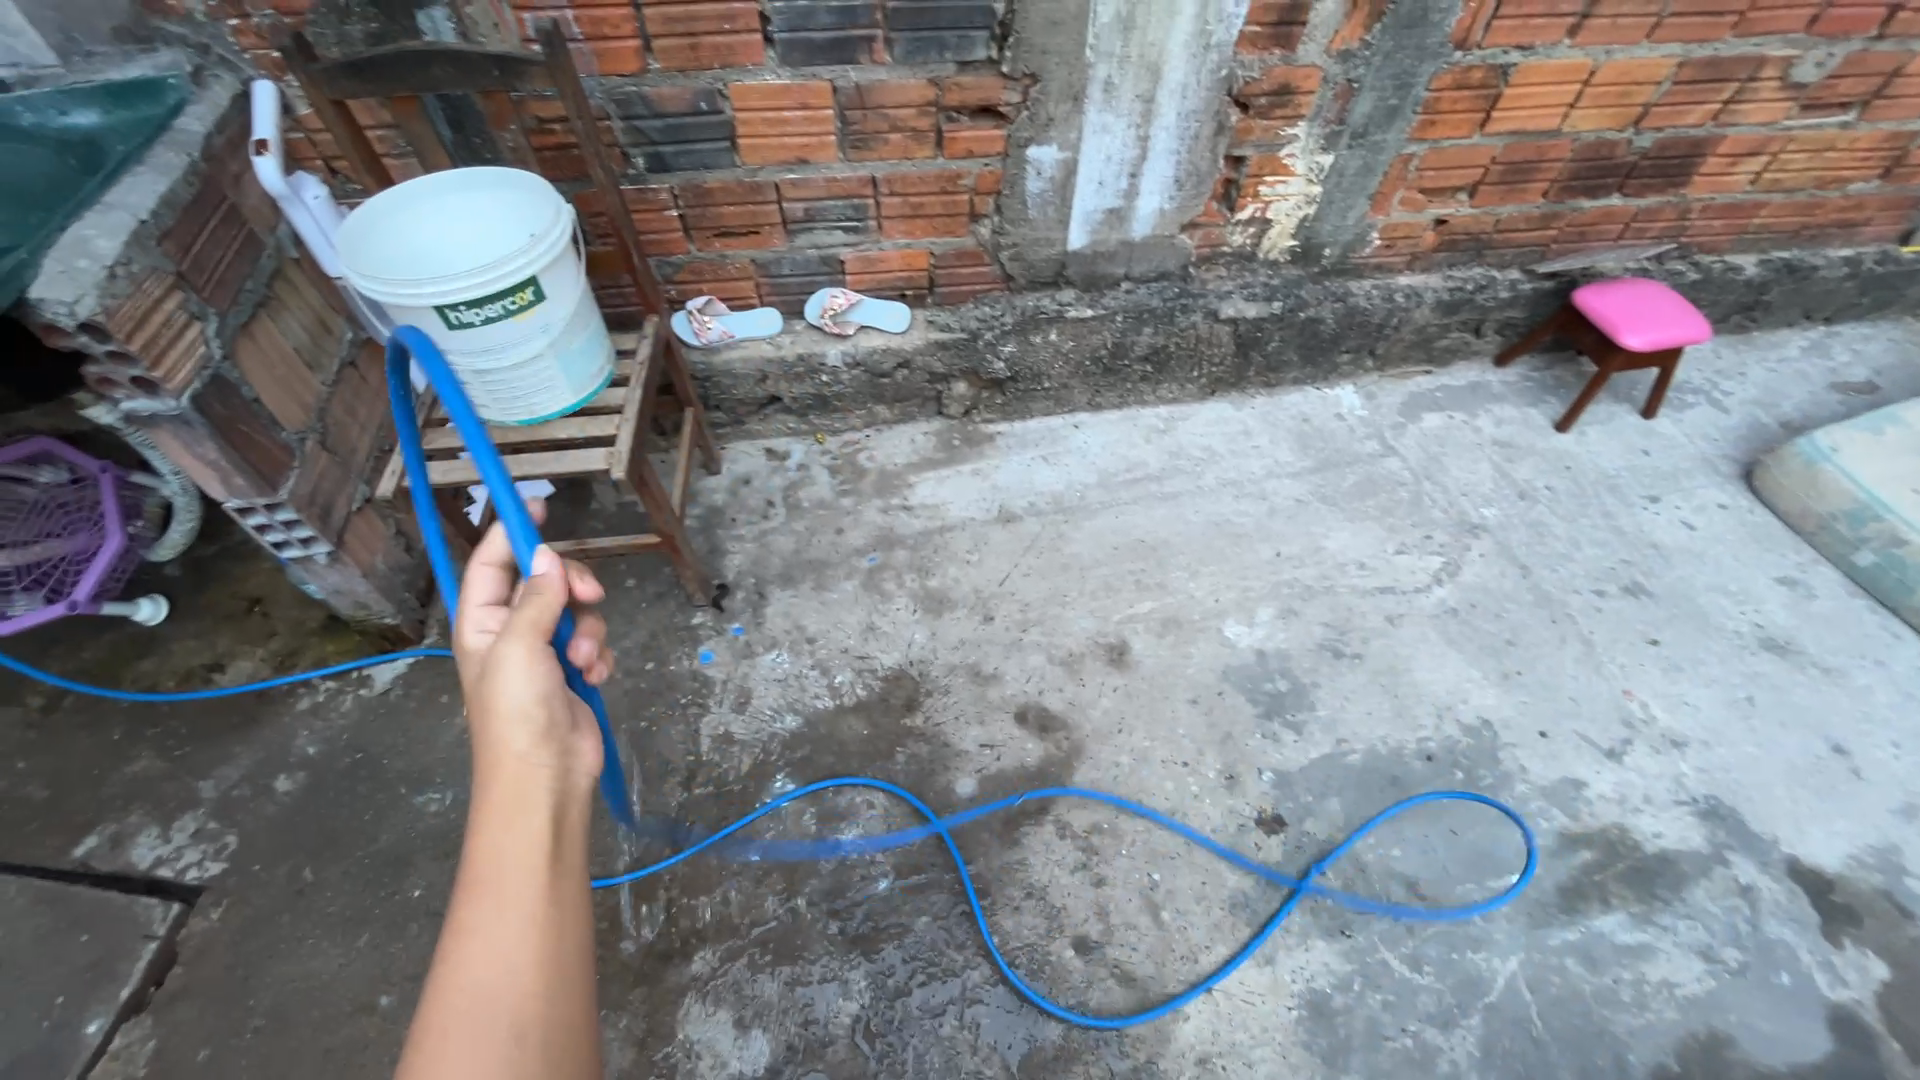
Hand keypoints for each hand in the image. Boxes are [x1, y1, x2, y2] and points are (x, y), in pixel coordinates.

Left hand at [452, 500, 613, 789]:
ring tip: (584, 662)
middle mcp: (512, 632)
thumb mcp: (520, 647)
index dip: (513, 533)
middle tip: (591, 595)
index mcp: (482, 622)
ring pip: (578, 613)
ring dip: (589, 633)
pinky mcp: (574, 672)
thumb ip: (536, 597)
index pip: (494, 564)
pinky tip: (595, 677)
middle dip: (574, 588)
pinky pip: (594, 643)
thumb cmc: (517, 710)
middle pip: (547, 582)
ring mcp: (545, 653)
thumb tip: (548, 554)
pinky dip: (599, 656)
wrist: (545, 773)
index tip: (541, 506)